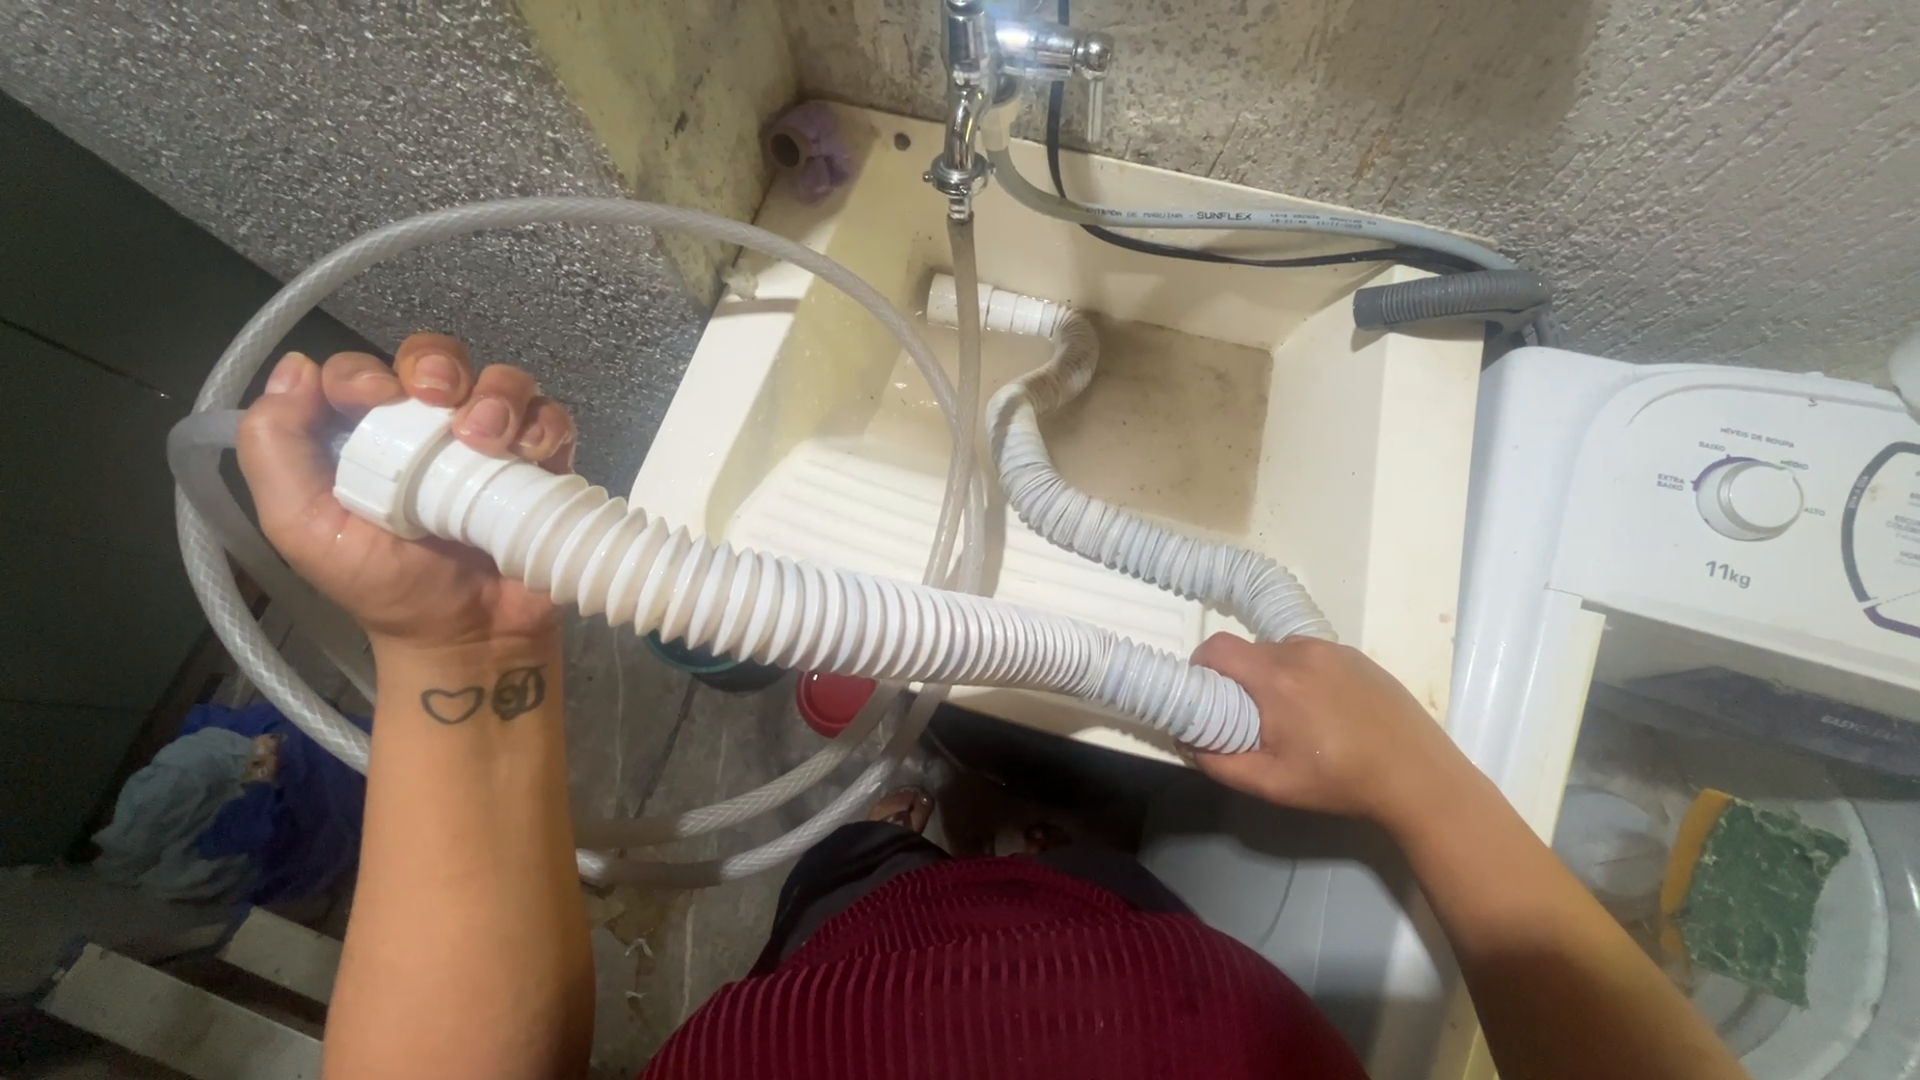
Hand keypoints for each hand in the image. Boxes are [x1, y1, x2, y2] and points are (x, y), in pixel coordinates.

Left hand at [236, 334, 577, 653]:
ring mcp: (498, 446)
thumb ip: (276, 452)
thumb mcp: (304, 527)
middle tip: (439, 403)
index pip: (366, 373)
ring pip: (504, 382)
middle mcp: (434, 431)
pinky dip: (546, 426)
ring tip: (490, 442)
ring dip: (498, 396)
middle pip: (441, 360)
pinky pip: (554, 421)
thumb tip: (296, 369)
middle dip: (440, 365)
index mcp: (370, 438)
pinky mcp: (547, 466)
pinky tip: (531, 455)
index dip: (369, 372)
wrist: (470, 633)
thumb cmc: (387, 587)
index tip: (378, 401)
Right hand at [1190, 633, 1472, 824]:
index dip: (1201, 665)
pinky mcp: (1357, 655)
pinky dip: (1303, 674)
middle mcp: (1301, 653)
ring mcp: (1332, 650)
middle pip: (1248, 651)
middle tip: (1250, 716)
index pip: (1217, 648)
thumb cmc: (1341, 782)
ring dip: (1271, 675)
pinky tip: (1323, 708)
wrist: (1420, 778)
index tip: (1204, 692)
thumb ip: (1220, 763)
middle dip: (1239, 678)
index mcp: (1276, 680)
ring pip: (1279, 651)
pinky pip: (1311, 655)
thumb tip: (1188, 742)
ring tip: (1291, 714)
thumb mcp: (1273, 784)